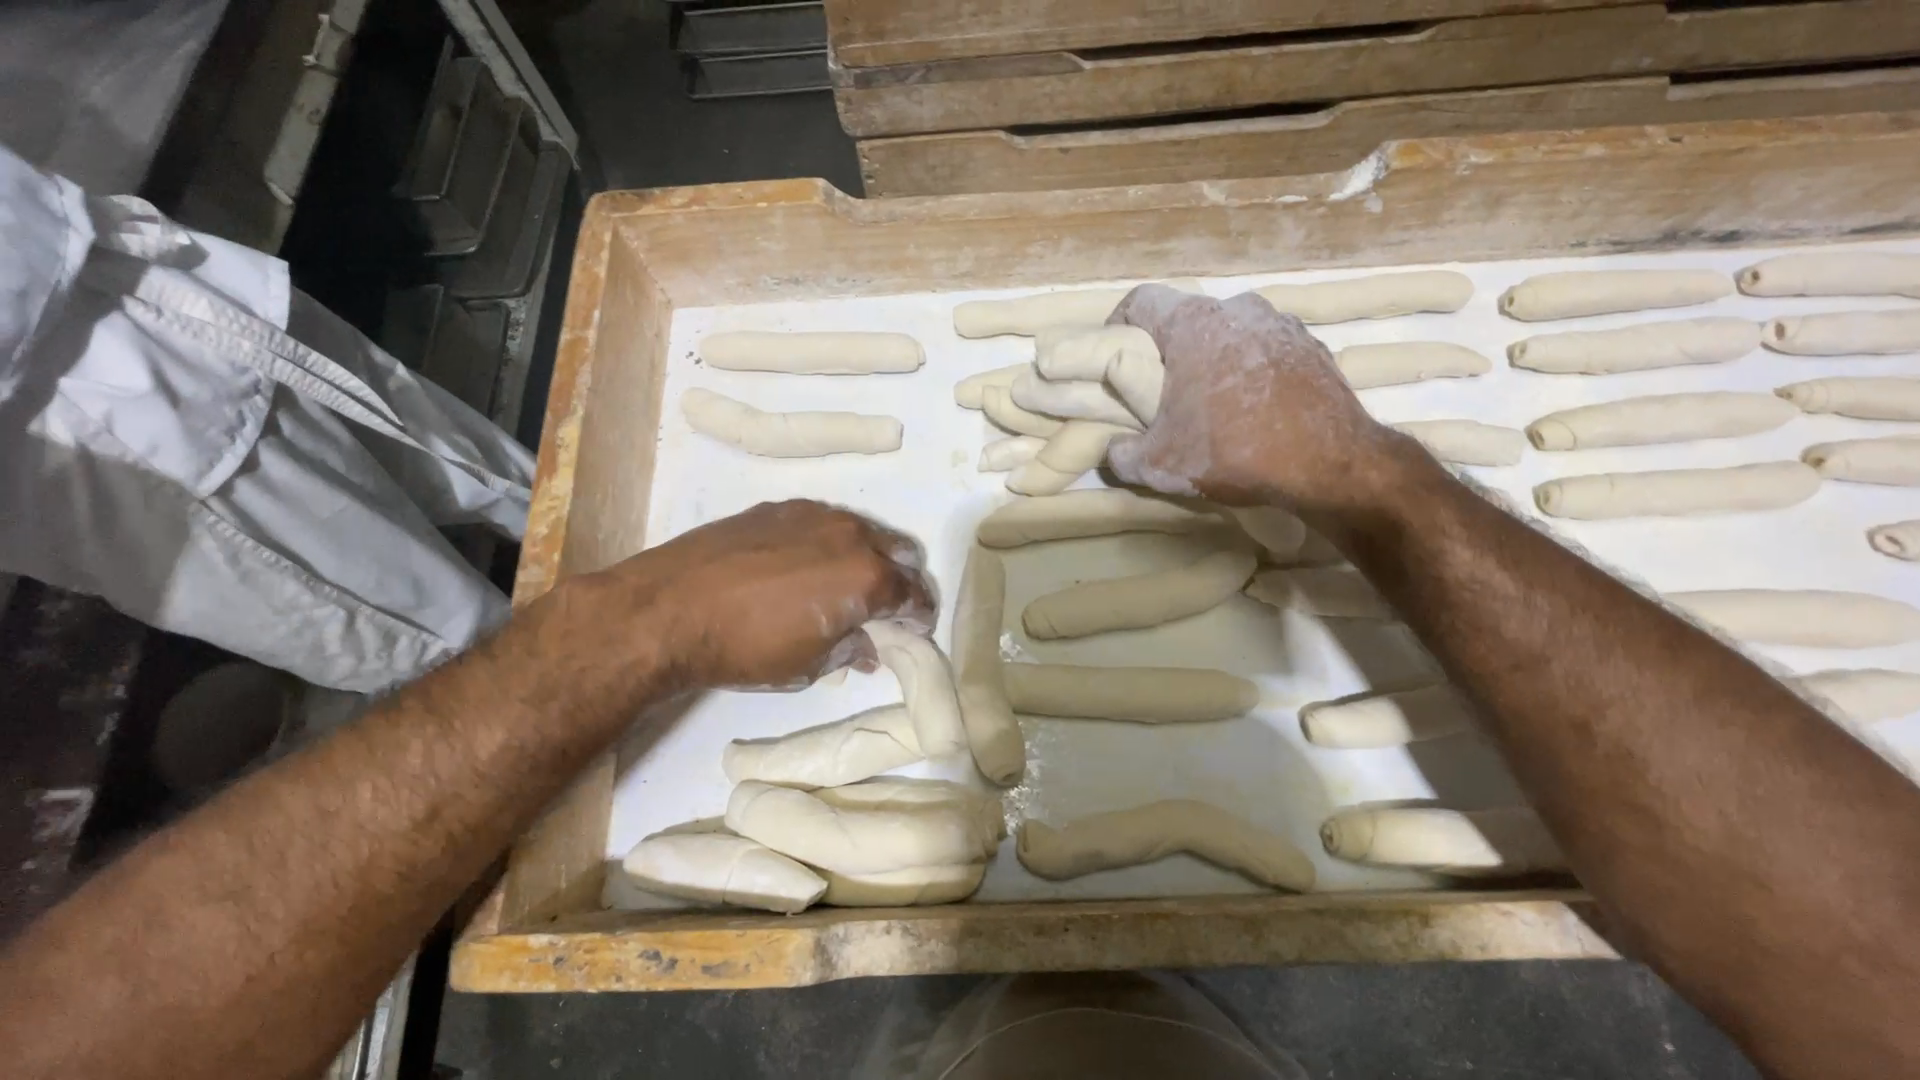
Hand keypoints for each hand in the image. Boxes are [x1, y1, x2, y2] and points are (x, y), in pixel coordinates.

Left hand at [591, 500, 933, 690]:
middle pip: (900, 553)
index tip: (914, 631)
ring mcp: (816, 514)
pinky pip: (825, 523)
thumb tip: (868, 646)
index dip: (920, 617)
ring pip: (864, 531)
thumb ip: (850, 650)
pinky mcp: (782, 507)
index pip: (915, 595)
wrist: (669, 608)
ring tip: (846, 586)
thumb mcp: (808, 666)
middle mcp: (852, 535)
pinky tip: (807, 567)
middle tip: (887, 608)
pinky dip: (832, 545)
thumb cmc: (746, 648)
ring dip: (869, 558)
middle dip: (903, 581)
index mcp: (868, 577)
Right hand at [1104, 285, 1400, 508]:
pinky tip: (1252, 407)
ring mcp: (1280, 323)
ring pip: (1229, 332)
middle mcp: (1237, 309)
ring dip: (1212, 358)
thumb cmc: (1232, 450)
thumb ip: (1122, 455)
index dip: (1119, 324)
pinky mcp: (1312, 346)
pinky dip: (1250, 369)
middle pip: (1186, 318)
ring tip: (1210, 400)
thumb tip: (1114, 450)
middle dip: (1168, 349)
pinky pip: (1264, 349)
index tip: (1115, 355)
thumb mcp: (1159, 464)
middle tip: (1160, 388)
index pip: (1140, 301)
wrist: (1329, 464)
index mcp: (1192, 323)